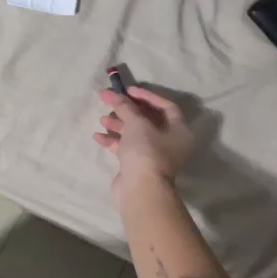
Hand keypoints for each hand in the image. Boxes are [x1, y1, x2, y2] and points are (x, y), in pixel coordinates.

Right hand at [93, 85, 193, 206]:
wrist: (141, 188)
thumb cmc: (146, 151)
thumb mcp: (136, 124)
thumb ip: (125, 106)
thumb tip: (112, 93)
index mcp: (178, 130)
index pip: (165, 106)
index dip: (147, 96)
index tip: (127, 90)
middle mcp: (169, 142)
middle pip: (148, 120)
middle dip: (128, 110)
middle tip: (110, 102)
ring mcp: (153, 155)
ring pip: (135, 134)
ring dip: (118, 125)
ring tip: (102, 119)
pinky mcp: (138, 165)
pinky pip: (125, 148)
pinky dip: (113, 141)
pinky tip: (98, 136)